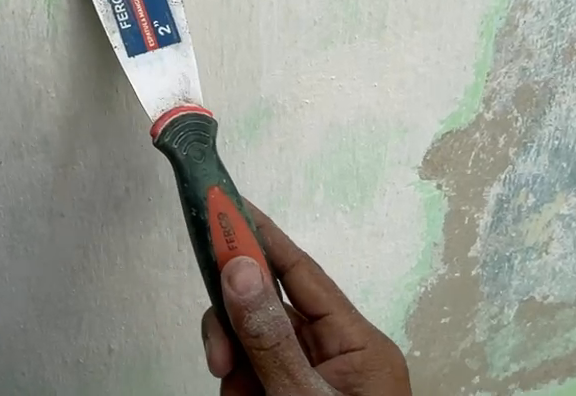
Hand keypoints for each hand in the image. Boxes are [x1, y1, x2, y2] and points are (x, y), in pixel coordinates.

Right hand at [201, 204, 411, 395]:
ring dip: (232, 360)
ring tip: (235, 394)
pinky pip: (249, 369)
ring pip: (249, 336)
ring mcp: (310, 377)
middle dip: (234, 321)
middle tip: (217, 358)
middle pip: (266, 303)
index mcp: (357, 344)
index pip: (298, 269)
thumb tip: (238, 265)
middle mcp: (334, 353)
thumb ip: (268, 336)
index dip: (258, 233)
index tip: (220, 200)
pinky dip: (237, 383)